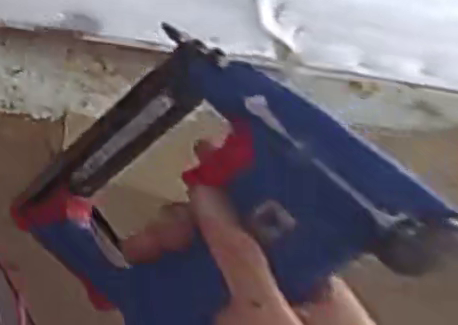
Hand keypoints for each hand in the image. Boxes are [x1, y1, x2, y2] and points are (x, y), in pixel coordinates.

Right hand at [123, 184, 374, 324]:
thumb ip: (239, 253)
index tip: (204, 150)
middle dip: (185, 226)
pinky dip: (164, 274)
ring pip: (206, 258)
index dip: (245, 185)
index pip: (283, 223)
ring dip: (166, 247)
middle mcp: (290, 297)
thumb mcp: (269, 318)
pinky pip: (193, 287)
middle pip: (233, 236)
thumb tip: (208, 187)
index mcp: (322, 295)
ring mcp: (255, 314)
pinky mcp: (224, 323)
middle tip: (147, 238)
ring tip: (135, 257)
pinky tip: (139, 270)